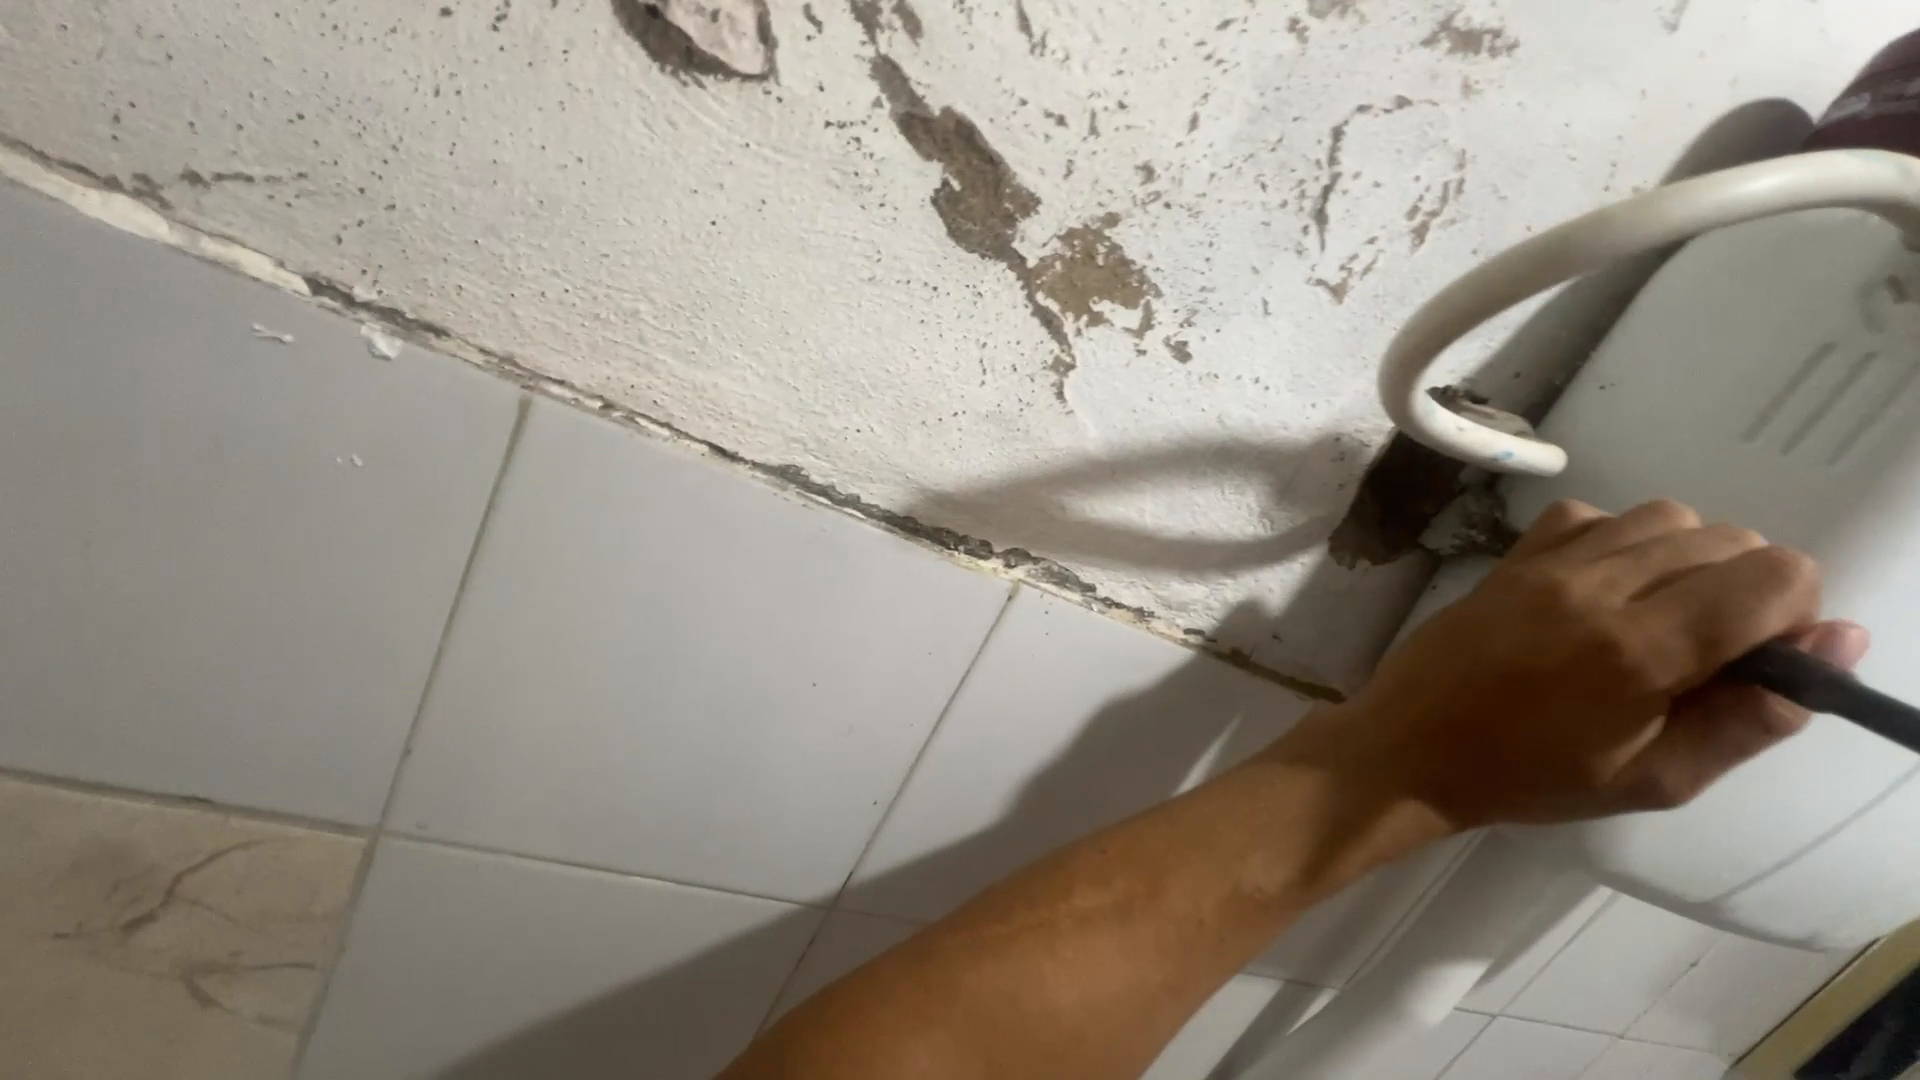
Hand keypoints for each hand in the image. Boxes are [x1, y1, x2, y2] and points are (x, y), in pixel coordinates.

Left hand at [1295, 499, 1869, 830]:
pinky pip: (1584, 516)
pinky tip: (1595, 588)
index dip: (1791, 613)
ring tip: (1652, 615)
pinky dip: (1612, 538)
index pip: (1774, 574)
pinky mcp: (1504, 561)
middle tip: (1701, 646)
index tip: (1755, 657)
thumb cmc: (1527, 776)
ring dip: (1683, 557)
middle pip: (1724, 539)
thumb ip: (1752, 715)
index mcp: (1639, 648)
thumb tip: (1837, 638)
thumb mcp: (1656, 777)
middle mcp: (1594, 588)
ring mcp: (1541, 565)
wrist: (1408, 747)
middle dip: (1742, 586)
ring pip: (1660, 517)